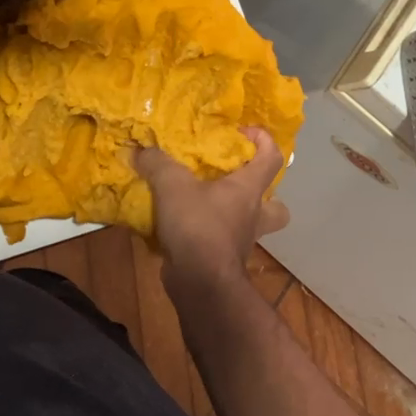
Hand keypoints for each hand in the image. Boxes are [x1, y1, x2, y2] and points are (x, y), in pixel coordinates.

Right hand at [136, 128, 290, 287]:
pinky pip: (220, 242)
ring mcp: (240, 242)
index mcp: (247, 190)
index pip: (271, 159)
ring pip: (247, 226)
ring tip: (201, 203)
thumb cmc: (197, 225)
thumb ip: (156, 162)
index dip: (263, 141)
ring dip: (229, 215)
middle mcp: (251, 216)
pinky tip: (180, 227)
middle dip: (263, 195)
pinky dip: (205, 235)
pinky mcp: (223, 261)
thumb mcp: (171, 183)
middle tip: (233, 181)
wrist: (200, 283)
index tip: (242, 132)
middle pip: (276, 206)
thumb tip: (139, 150)